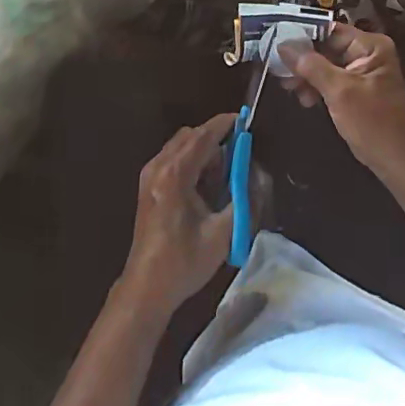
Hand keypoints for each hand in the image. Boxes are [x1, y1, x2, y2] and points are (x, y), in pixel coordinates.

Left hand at [120, 112, 236, 310]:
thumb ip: (243, 199)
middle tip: (238, 157)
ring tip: (223, 177)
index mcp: (175, 174)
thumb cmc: (184, 261)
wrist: (147, 287)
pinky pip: (172, 159)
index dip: (224, 124)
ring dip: (203, 152)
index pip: (202, 136)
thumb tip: (257, 176)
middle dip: (215, 140)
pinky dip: (191, 161)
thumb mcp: (222, 233)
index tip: (244, 119)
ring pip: (180, 147)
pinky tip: (204, 186)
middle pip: (189, 137)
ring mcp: (149, 175)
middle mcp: (158, 166)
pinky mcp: (147, 186)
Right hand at [279, 24, 404, 176]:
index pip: (330, 29)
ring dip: (307, 75)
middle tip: (278, 69)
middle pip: (326, 47)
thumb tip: (283, 44)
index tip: (275, 41)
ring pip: (325, 65)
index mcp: (370, 46)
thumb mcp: (339, 91)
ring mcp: (362, 73)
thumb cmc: (374, 123)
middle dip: (302, 59)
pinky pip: (331, 80)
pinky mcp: (357, 91)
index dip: (302, 34)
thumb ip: (310, 65)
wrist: (400, 163)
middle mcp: (367, 53)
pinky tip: (304, 98)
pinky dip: (317, 87)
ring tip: (289, 88)